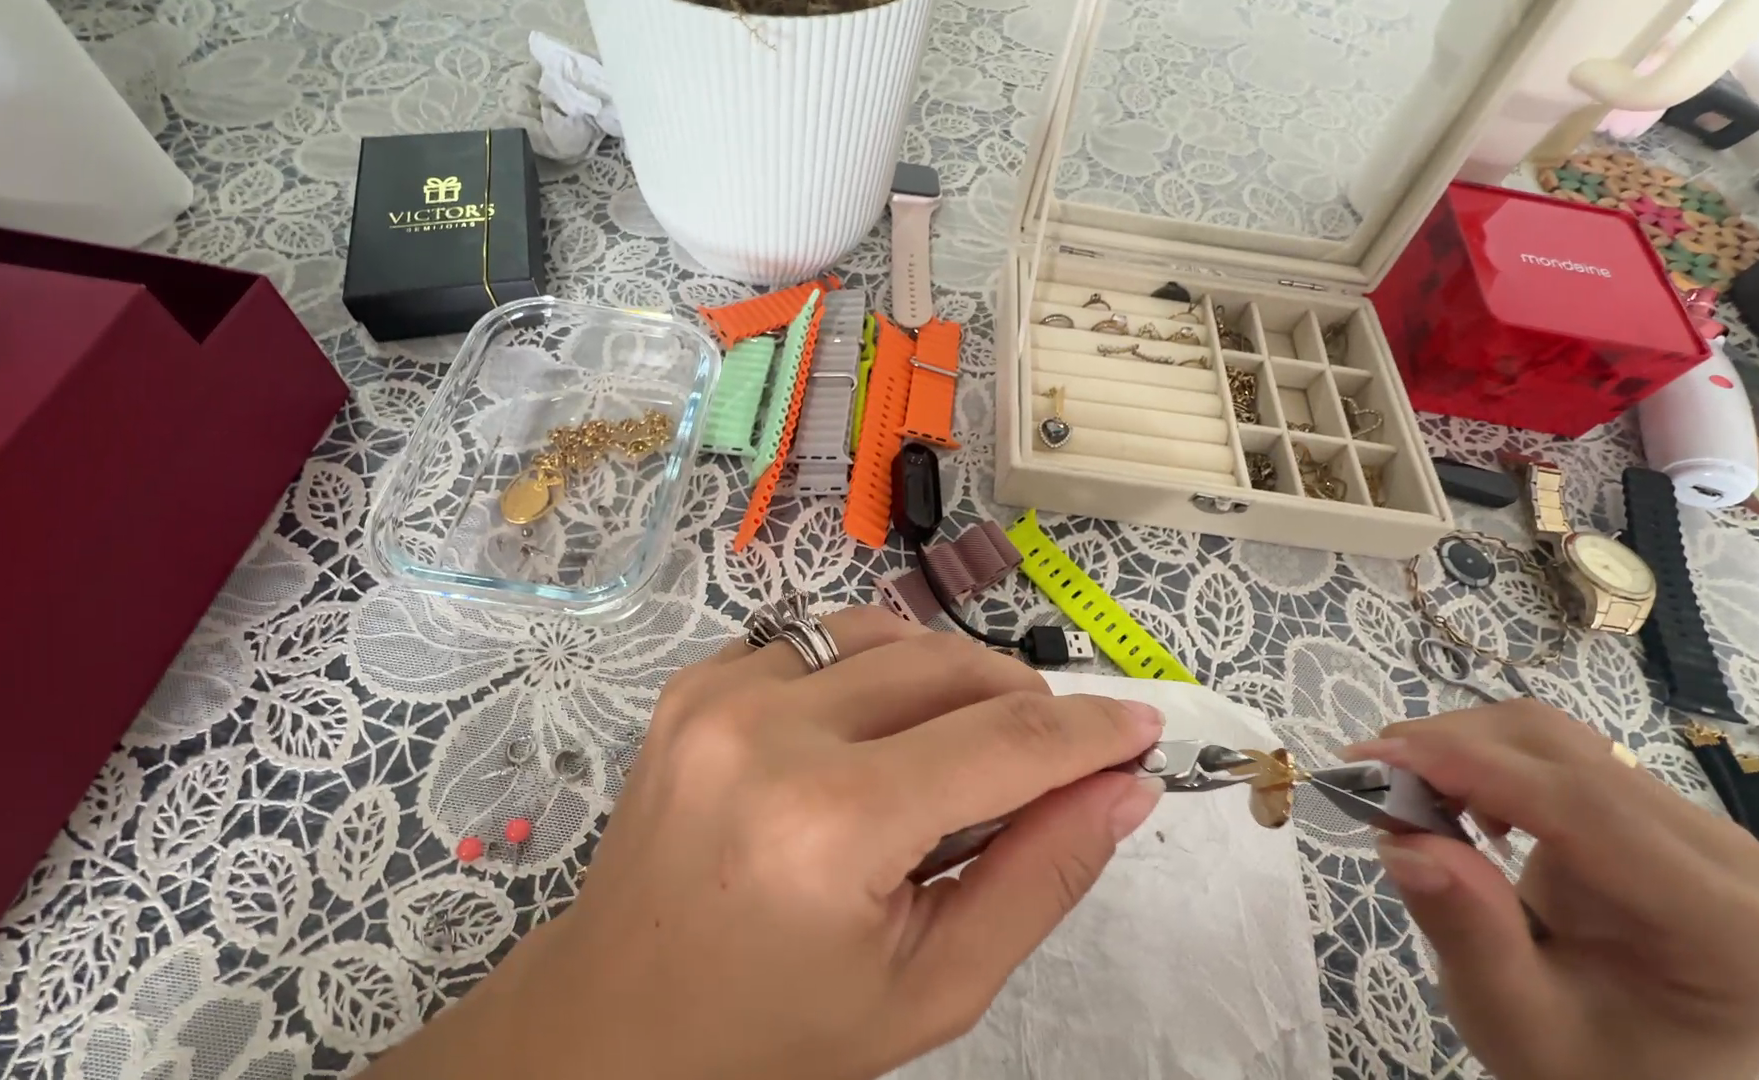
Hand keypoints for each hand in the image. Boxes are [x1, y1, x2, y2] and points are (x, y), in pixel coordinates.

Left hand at [365, 607, 1164, 1079]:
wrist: (618, 1016)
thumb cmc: (779, 1024)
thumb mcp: (931, 985)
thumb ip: (1040, 877)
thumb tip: (1122, 786)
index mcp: (833, 823)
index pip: (1004, 742)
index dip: (1090, 731)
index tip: (1140, 729)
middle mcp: (771, 729)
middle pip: (949, 666)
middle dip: (1022, 702)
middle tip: (1046, 756)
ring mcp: (721, 690)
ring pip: (889, 633)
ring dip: (949, 676)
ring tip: (958, 742)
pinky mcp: (696, 679)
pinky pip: (820, 637)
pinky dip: (874, 668)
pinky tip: (873, 727)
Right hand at [1351, 702, 1758, 1079]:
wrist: (1636, 1072)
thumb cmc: (1582, 1064)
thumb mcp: (1514, 1022)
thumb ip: (1470, 935)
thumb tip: (1405, 844)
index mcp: (1738, 933)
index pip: (1585, 807)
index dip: (1468, 765)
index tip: (1369, 756)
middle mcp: (1747, 870)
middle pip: (1571, 758)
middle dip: (1451, 750)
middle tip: (1370, 780)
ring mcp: (1715, 838)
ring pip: (1560, 742)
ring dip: (1463, 748)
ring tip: (1409, 795)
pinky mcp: (1670, 820)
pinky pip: (1564, 756)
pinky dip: (1487, 760)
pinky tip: (1461, 802)